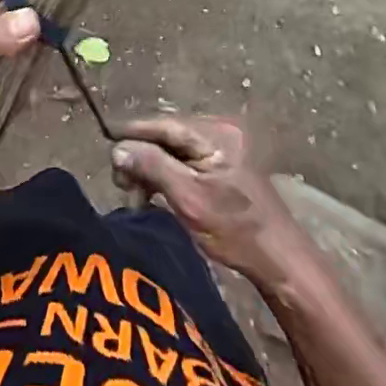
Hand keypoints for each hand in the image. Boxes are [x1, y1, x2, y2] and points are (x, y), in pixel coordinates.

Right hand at [110, 116, 298, 274]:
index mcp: (215, 133)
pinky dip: (166, 175)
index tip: (104, 142)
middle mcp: (219, 130)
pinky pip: (183, 159)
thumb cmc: (236, 230)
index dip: (131, 133)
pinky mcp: (221, 163)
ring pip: (171, 149)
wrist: (281, 261)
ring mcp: (222, 146)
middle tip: (122, 184)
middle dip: (140, 157)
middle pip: (164, 135)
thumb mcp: (188, 198)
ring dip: (151, 169)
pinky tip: (153, 193)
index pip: (162, 124)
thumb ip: (152, 166)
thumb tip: (116, 148)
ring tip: (136, 195)